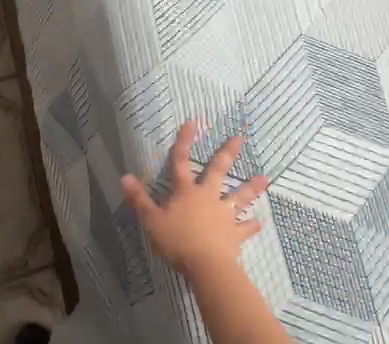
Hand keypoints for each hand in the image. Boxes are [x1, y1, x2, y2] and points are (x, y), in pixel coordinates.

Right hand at [121, 121, 271, 276]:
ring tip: (265, 178)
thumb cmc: (177, 241)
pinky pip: (245, 228)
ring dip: (252, 187)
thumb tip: (124, 176)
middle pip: (218, 171)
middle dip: (227, 153)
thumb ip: (139, 199)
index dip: (185, 141)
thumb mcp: (151, 221)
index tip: (193, 122)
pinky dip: (251, 226)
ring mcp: (224, 215)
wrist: (206, 266)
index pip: (181, 162)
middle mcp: (207, 197)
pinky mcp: (234, 235)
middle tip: (240, 138)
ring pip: (239, 196)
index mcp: (185, 192)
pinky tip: (261, 223)